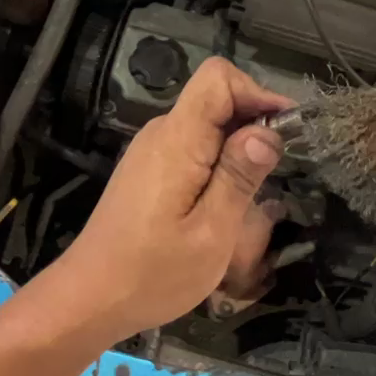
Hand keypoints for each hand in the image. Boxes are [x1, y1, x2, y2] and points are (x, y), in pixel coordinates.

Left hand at [39, 58, 288, 344]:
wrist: (89, 298)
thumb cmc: (152, 274)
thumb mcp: (211, 234)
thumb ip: (239, 177)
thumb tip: (269, 130)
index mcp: (178, 139)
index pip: (218, 78)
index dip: (257, 92)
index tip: (286, 131)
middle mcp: (162, 133)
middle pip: (215, 98)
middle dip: (253, 123)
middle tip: (278, 172)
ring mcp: (152, 150)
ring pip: (206, 123)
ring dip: (237, 146)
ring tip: (254, 193)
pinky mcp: (149, 169)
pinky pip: (192, 145)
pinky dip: (218, 161)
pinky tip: (224, 201)